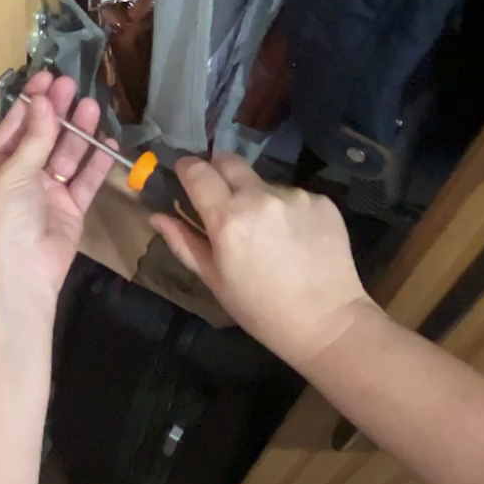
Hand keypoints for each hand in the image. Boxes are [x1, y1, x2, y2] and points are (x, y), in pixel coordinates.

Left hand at [0, 70, 118, 302]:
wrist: (18, 271)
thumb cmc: (3, 217)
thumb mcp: (13, 172)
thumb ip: (35, 138)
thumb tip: (43, 101)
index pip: (17, 125)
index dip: (33, 101)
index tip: (48, 77)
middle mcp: (23, 174)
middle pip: (45, 136)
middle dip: (58, 111)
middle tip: (73, 86)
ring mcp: (48, 191)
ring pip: (67, 154)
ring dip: (80, 131)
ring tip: (93, 106)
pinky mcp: (71, 208)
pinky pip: (86, 179)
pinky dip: (96, 161)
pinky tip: (107, 140)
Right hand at [150, 154, 375, 369]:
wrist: (327, 323)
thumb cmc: (261, 309)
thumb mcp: (214, 280)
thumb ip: (183, 242)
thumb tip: (157, 215)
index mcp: (227, 219)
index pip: (197, 171)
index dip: (186, 168)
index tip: (184, 175)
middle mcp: (260, 197)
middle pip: (228, 161)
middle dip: (217, 171)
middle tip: (219, 198)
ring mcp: (295, 196)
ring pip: (263, 182)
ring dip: (256, 197)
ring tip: (266, 233)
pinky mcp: (322, 201)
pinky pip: (293, 196)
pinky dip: (286, 210)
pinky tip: (294, 239)